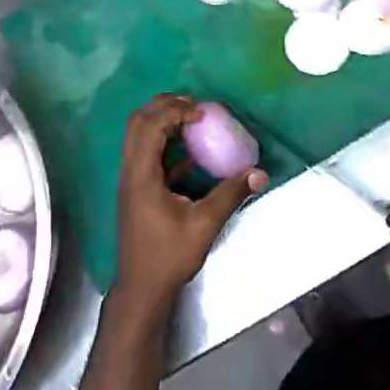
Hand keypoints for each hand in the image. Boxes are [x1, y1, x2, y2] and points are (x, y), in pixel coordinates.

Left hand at [115, 94, 265, 305]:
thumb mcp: (204, 224)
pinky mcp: (136, 186)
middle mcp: (130, 169)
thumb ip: (230, 194)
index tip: (202, 112)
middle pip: (138, 122)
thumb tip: (259, 173)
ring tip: (192, 117)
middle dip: (164, 106)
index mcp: (141, 173)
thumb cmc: (169, 255)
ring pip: (138, 134)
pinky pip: (145, 151)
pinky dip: (164, 140)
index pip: (150, 126)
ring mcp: (130, 177)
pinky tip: (189, 148)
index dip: (174, 111)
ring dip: (162, 120)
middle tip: (195, 105)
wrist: (142, 284)